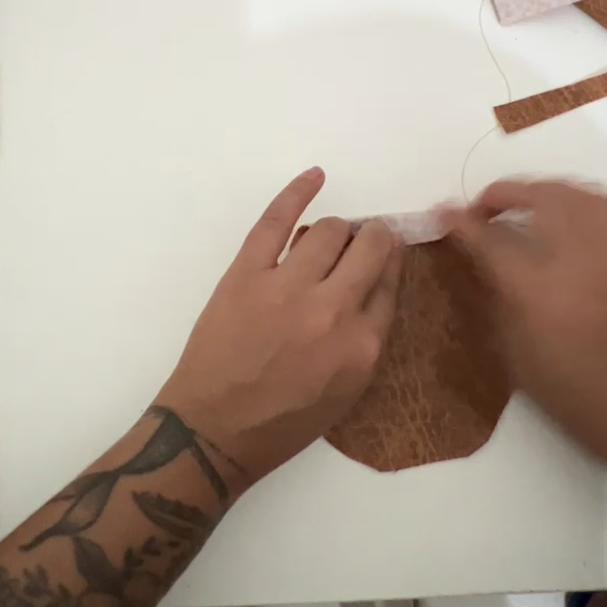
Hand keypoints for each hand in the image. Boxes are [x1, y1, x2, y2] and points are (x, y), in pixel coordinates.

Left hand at [157, 167, 401, 487]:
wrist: (215, 429)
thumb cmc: (286, 420)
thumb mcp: (347, 389)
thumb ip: (369, 334)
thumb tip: (376, 279)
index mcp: (363, 345)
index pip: (391, 280)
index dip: (390, 259)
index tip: (385, 251)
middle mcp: (333, 310)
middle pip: (369, 246)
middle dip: (372, 237)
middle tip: (363, 241)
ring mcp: (287, 287)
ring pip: (329, 229)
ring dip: (336, 229)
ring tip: (329, 238)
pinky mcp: (247, 272)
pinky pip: (276, 219)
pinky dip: (297, 191)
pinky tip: (315, 177)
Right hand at [442, 179, 606, 463]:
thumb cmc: (574, 393)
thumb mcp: (516, 350)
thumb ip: (497, 294)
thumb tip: (478, 256)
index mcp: (536, 287)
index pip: (488, 237)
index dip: (459, 221)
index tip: (443, 214)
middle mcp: (578, 257)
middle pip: (537, 196)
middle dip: (503, 194)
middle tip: (484, 208)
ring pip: (579, 192)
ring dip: (544, 191)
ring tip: (527, 204)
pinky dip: (590, 202)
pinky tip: (578, 213)